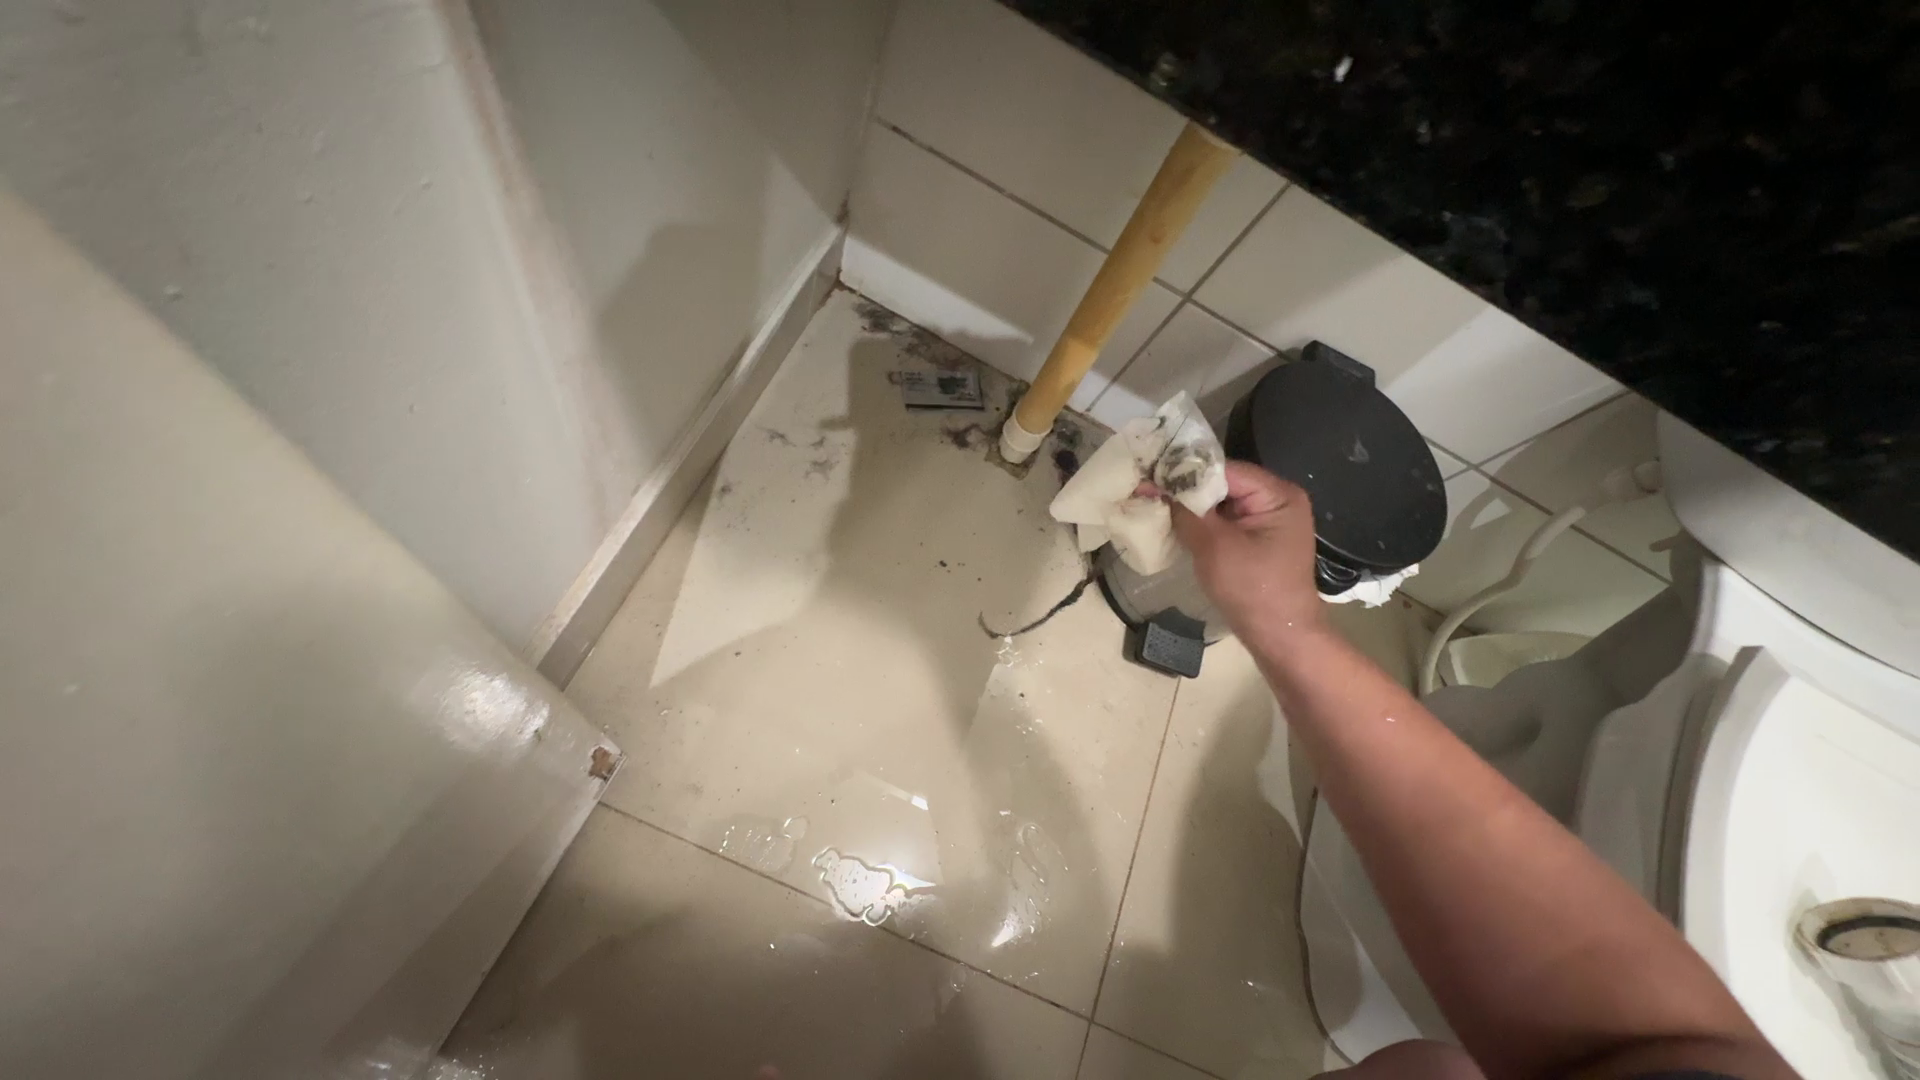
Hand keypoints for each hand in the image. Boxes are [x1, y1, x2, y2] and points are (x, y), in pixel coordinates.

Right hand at [1168, 461, 1326, 648]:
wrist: (1280, 636)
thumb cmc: (1252, 588)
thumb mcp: (1214, 546)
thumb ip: (1183, 512)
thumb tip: (1152, 486)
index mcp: (1278, 495)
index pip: (1225, 470)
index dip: (1186, 471)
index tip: (1150, 475)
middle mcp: (1278, 500)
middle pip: (1223, 484)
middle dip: (1186, 488)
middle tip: (1148, 488)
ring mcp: (1269, 521)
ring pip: (1222, 503)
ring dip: (1192, 506)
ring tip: (1156, 504)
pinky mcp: (1259, 540)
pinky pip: (1226, 521)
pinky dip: (1203, 522)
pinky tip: (1177, 524)